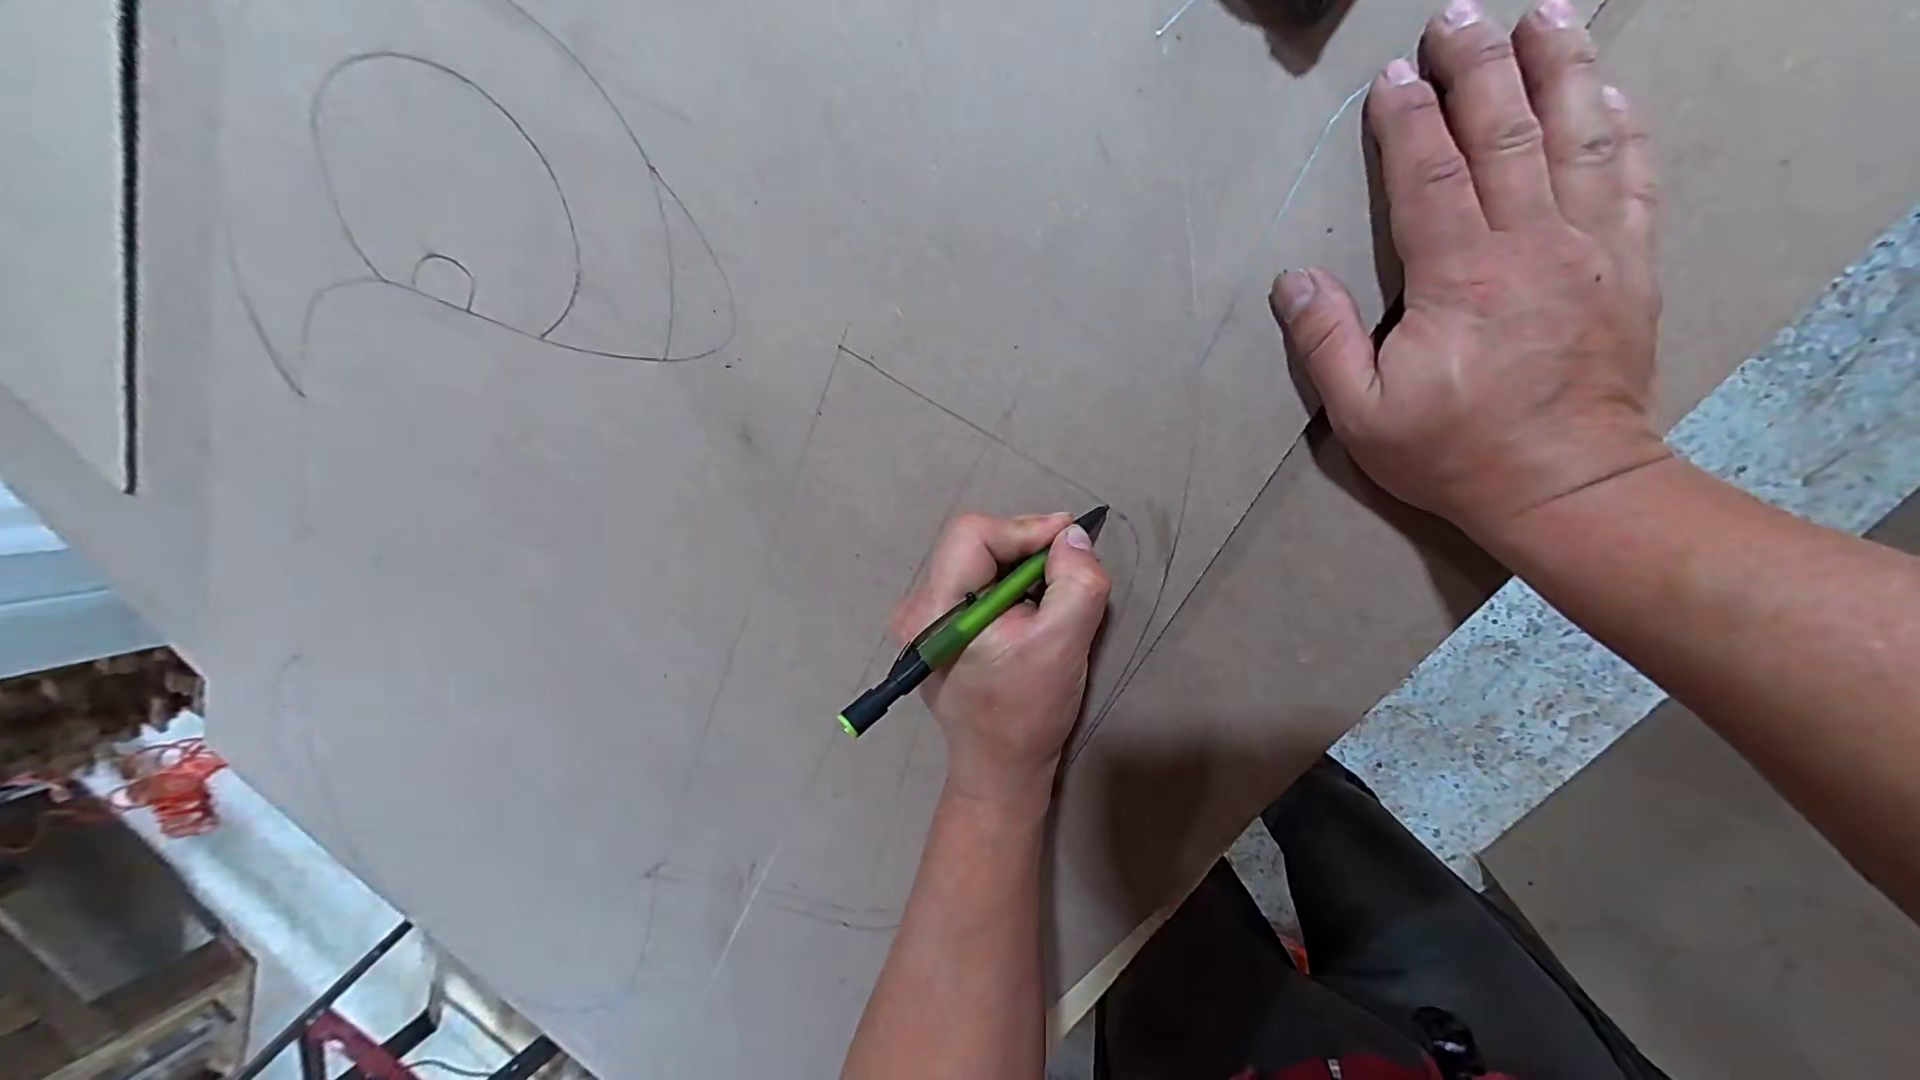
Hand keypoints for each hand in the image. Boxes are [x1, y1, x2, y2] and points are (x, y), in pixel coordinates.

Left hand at [889, 513, 1110, 806]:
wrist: (1000, 767)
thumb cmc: (1027, 712)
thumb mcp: (1064, 644)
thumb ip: (1077, 583)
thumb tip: (1073, 536)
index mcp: (935, 611)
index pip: (973, 535)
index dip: (1025, 529)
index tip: (1069, 540)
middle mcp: (918, 608)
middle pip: (974, 543)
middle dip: (1025, 546)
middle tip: (1065, 564)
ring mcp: (924, 618)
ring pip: (977, 559)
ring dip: (1020, 564)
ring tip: (1050, 589)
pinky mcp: (939, 626)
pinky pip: (976, 580)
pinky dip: (1010, 582)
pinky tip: (1031, 605)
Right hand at [1270, 0, 1669, 540]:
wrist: (1565, 483)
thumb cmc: (1449, 452)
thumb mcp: (1360, 412)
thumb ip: (1324, 343)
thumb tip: (1293, 280)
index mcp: (1460, 278)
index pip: (1430, 176)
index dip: (1408, 120)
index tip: (1393, 76)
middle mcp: (1533, 244)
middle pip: (1507, 134)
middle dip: (1480, 68)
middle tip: (1460, 16)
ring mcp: (1593, 247)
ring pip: (1580, 135)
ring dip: (1560, 68)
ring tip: (1545, 16)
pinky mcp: (1631, 263)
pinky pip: (1633, 174)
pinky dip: (1620, 123)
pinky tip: (1607, 90)